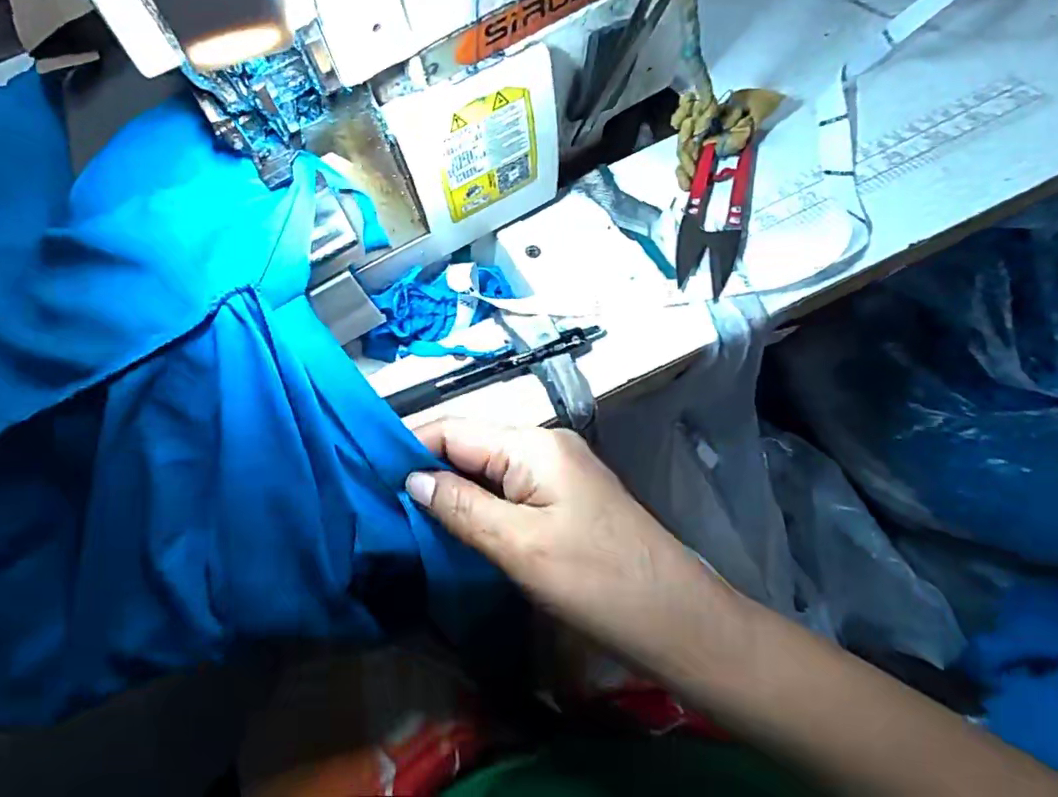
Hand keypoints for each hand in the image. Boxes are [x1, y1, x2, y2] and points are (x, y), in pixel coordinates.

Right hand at [406, 419, 726, 666]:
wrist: (688, 628)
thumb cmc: (601, 583)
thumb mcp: (520, 546)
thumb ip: (460, 506)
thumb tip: (409, 479)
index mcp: (534, 445)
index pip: (453, 430)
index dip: (410, 445)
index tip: (368, 468)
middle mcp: (543, 445)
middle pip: (468, 445)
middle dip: (425, 466)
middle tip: (381, 494)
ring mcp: (556, 471)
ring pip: (484, 468)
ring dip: (448, 485)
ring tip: (405, 508)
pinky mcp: (562, 498)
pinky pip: (504, 487)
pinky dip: (474, 500)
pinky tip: (451, 519)